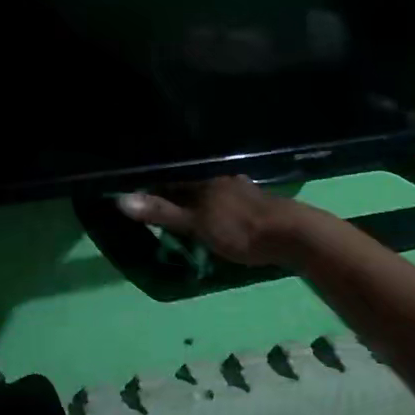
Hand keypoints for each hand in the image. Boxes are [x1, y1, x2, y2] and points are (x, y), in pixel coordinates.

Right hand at [116, 175, 316, 266]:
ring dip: (198, 204)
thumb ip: (160, 212)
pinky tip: (220, 221)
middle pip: (189, 187)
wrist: (294, 235)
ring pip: (210, 195)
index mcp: (201, 181)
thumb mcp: (194, 224)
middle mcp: (219, 179)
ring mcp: (241, 190)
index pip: (168, 182)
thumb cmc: (239, 229)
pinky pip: (227, 204)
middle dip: (175, 197)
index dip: (152, 191)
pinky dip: (218, 212)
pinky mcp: (259, 205)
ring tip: (190, 220)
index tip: (138, 204)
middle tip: (162, 216)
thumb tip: (120, 199)